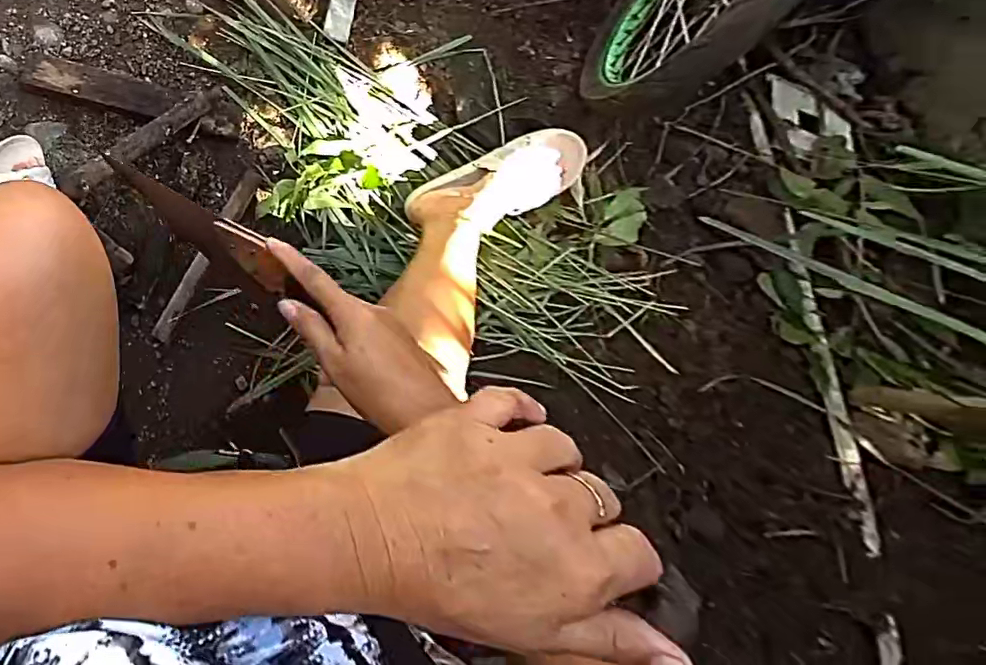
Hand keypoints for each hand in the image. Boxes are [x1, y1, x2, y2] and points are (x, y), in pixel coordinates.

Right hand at [266, 239, 458, 432]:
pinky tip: (355, 364)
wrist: (433, 419)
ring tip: (332, 362)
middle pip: (332, 297)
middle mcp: (374, 310)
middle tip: (298, 325)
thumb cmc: (379, 395)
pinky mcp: (401, 337)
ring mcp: (391, 322)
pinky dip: (352, 336)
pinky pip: (366, 326)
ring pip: (350, 315)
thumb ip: (310, 329)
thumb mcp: (334, 363)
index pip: (313, 277)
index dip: (290, 258)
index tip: (272, 242)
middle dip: (313, 306)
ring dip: (334, 327)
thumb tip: (288, 304)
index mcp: (353, 313)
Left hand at [332, 388, 685, 664]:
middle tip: (545, 514)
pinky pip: (509, 400)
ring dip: (550, 457)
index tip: (596, 551)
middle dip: (580, 507)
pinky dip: (519, 405)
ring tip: (526, 471)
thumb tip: (669, 654)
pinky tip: (519, 416)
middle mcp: (553, 506)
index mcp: (578, 565)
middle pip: (599, 496)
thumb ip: (608, 639)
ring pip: (560, 445)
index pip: (639, 552)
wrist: (370, 536)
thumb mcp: (532, 635)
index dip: (617, 554)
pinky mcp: (467, 422)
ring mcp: (509, 457)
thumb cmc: (435, 584)